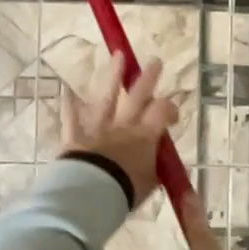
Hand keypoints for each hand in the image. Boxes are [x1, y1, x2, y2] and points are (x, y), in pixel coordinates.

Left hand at [61, 52, 179, 208]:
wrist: (91, 193)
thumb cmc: (125, 190)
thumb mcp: (151, 185)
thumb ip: (161, 172)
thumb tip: (181, 173)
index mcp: (144, 136)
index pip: (162, 112)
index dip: (170, 108)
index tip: (173, 116)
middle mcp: (123, 126)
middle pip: (138, 96)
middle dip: (148, 78)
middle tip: (154, 61)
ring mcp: (98, 128)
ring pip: (107, 97)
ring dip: (113, 76)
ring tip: (118, 56)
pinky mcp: (75, 136)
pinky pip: (71, 118)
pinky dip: (69, 106)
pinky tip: (66, 91)